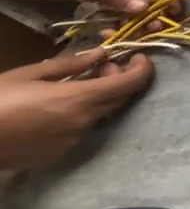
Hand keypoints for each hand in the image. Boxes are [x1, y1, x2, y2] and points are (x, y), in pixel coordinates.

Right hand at [0, 51, 153, 168]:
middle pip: (120, 98)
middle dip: (119, 80)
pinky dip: (77, 117)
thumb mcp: (26, 75)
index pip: (132, 82)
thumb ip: (70, 64)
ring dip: (97, 99)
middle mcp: (84, 122)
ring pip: (100, 115)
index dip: (143, 68)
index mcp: (80, 99)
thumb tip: (103, 53)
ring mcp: (72, 141)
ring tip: (73, 88)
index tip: (140, 57)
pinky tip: (53, 111)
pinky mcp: (57, 155)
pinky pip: (79, 131)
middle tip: (102, 68)